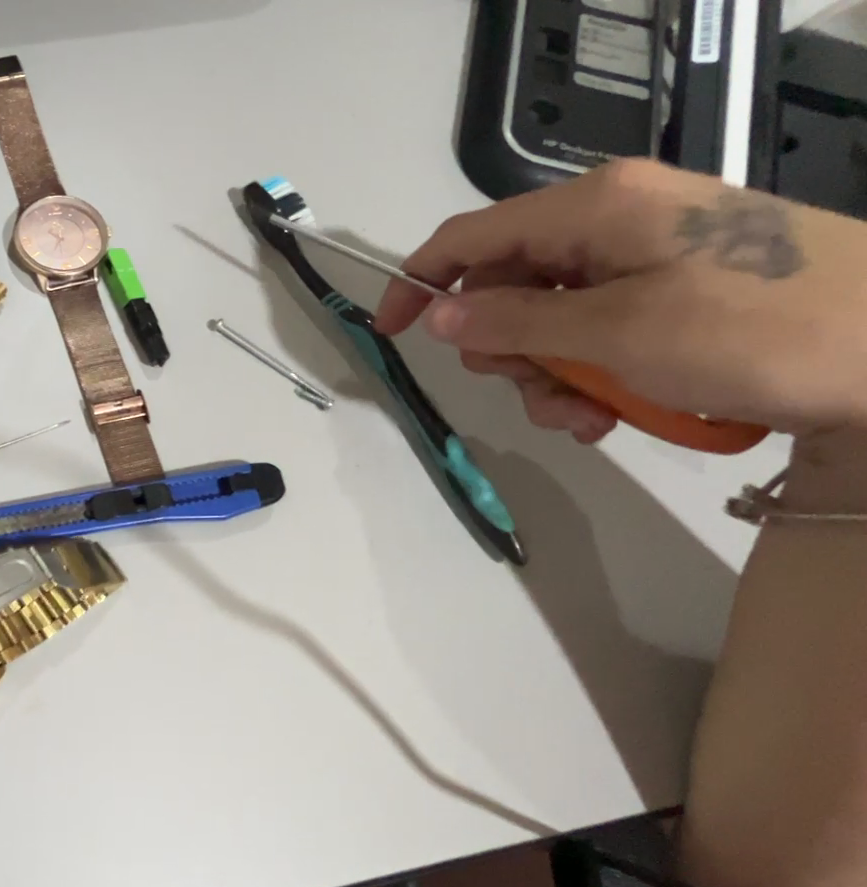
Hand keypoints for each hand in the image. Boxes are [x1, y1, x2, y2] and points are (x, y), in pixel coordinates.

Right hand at [374, 159, 866, 439]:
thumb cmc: (758, 331)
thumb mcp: (618, 330)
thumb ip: (515, 320)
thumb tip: (441, 315)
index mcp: (596, 208)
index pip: (469, 237)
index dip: (417, 282)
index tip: (388, 333)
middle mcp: (615, 220)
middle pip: (506, 284)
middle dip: (504, 348)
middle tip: (532, 389)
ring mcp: (647, 255)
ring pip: (545, 318)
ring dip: (548, 375)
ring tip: (586, 416)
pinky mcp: (674, 288)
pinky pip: (594, 330)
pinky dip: (588, 375)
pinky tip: (613, 411)